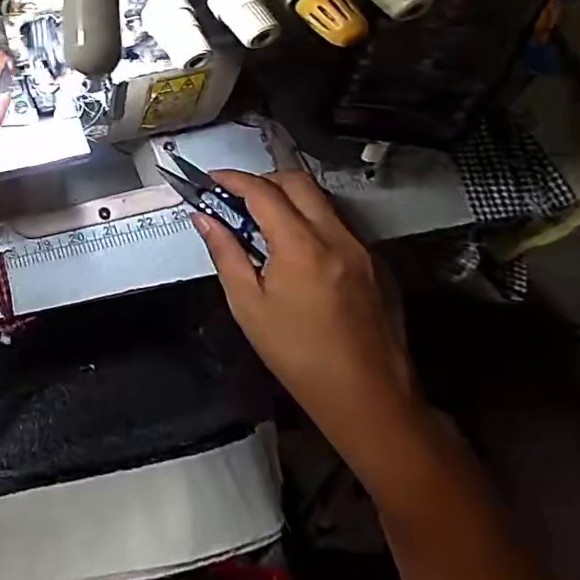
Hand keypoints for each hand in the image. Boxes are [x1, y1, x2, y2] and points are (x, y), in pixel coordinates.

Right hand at [191, 170, 420, 455]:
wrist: (370, 400)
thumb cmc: (299, 356)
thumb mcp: (248, 305)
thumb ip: (225, 253)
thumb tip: (205, 219)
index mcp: (302, 247)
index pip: (263, 192)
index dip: (233, 179)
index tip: (212, 179)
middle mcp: (337, 238)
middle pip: (298, 182)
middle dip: (262, 180)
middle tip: (235, 197)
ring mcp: (362, 250)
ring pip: (321, 201)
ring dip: (288, 198)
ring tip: (261, 222)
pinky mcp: (375, 265)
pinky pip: (338, 224)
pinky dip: (310, 220)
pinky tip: (293, 249)